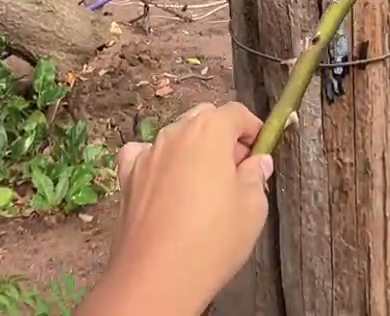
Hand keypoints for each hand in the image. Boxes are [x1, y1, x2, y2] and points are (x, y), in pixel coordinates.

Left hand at [77, 102, 273, 315]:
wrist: (156, 278)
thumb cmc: (212, 241)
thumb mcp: (253, 209)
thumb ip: (256, 176)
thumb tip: (257, 162)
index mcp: (210, 130)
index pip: (236, 113)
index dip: (253, 129)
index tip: (261, 149)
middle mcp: (177, 131)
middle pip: (205, 119)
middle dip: (223, 137)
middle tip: (236, 170)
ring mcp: (149, 151)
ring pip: (176, 136)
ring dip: (192, 150)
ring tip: (202, 187)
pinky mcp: (128, 175)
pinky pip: (144, 155)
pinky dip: (156, 162)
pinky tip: (164, 184)